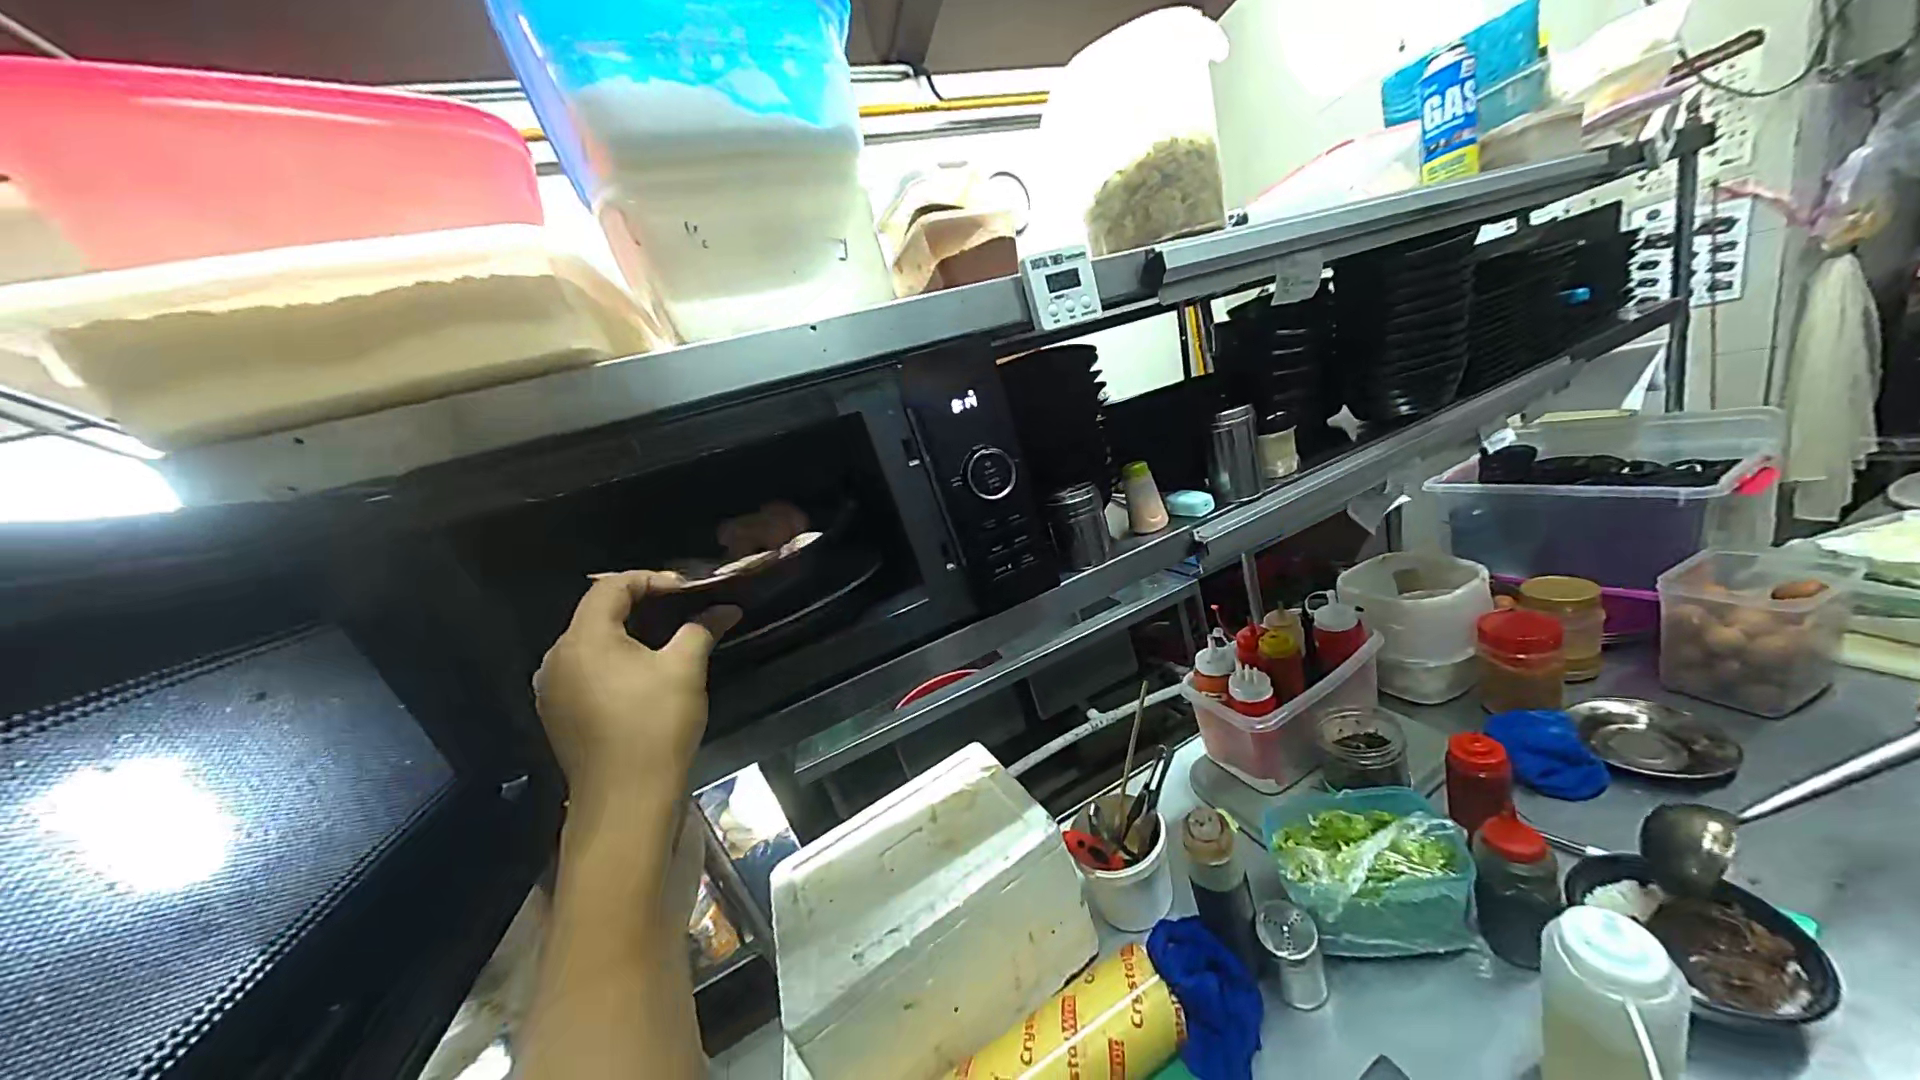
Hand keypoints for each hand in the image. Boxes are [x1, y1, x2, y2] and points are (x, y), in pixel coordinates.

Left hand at [534, 571, 739, 809]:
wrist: (625, 800)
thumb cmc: (655, 725)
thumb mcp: (684, 668)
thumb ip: (701, 628)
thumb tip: (726, 608)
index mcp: (583, 639)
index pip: (611, 586)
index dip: (651, 579)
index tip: (688, 590)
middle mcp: (556, 657)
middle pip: (597, 612)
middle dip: (642, 604)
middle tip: (683, 609)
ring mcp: (551, 688)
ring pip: (590, 642)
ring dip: (628, 632)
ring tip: (668, 638)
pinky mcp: (557, 712)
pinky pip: (585, 669)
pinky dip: (614, 659)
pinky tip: (643, 672)